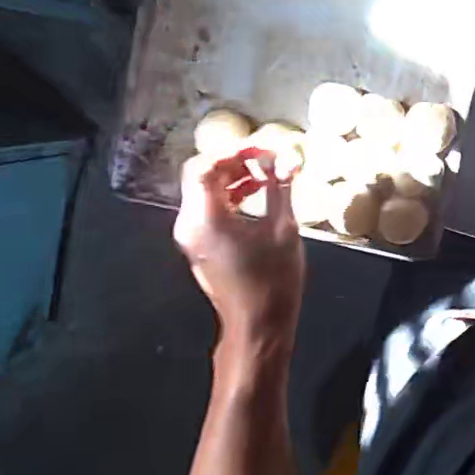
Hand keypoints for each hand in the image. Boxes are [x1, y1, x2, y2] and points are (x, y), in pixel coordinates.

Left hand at [174, 149, 305, 357]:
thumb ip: (280, 189)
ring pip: (205, 192)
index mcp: (205, 219)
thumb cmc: (273, 279)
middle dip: (235, 163)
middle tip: (267, 159)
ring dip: (234, 178)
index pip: (204, 167)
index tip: (262, 150)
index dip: (232, 152)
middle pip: (202, 177)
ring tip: (267, 174)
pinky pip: (209, 209)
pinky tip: (258, 195)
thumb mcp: (283, 229)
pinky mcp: (200, 245)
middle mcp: (189, 225)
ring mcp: (191, 237)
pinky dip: (231, 197)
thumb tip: (285, 161)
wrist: (258, 325)